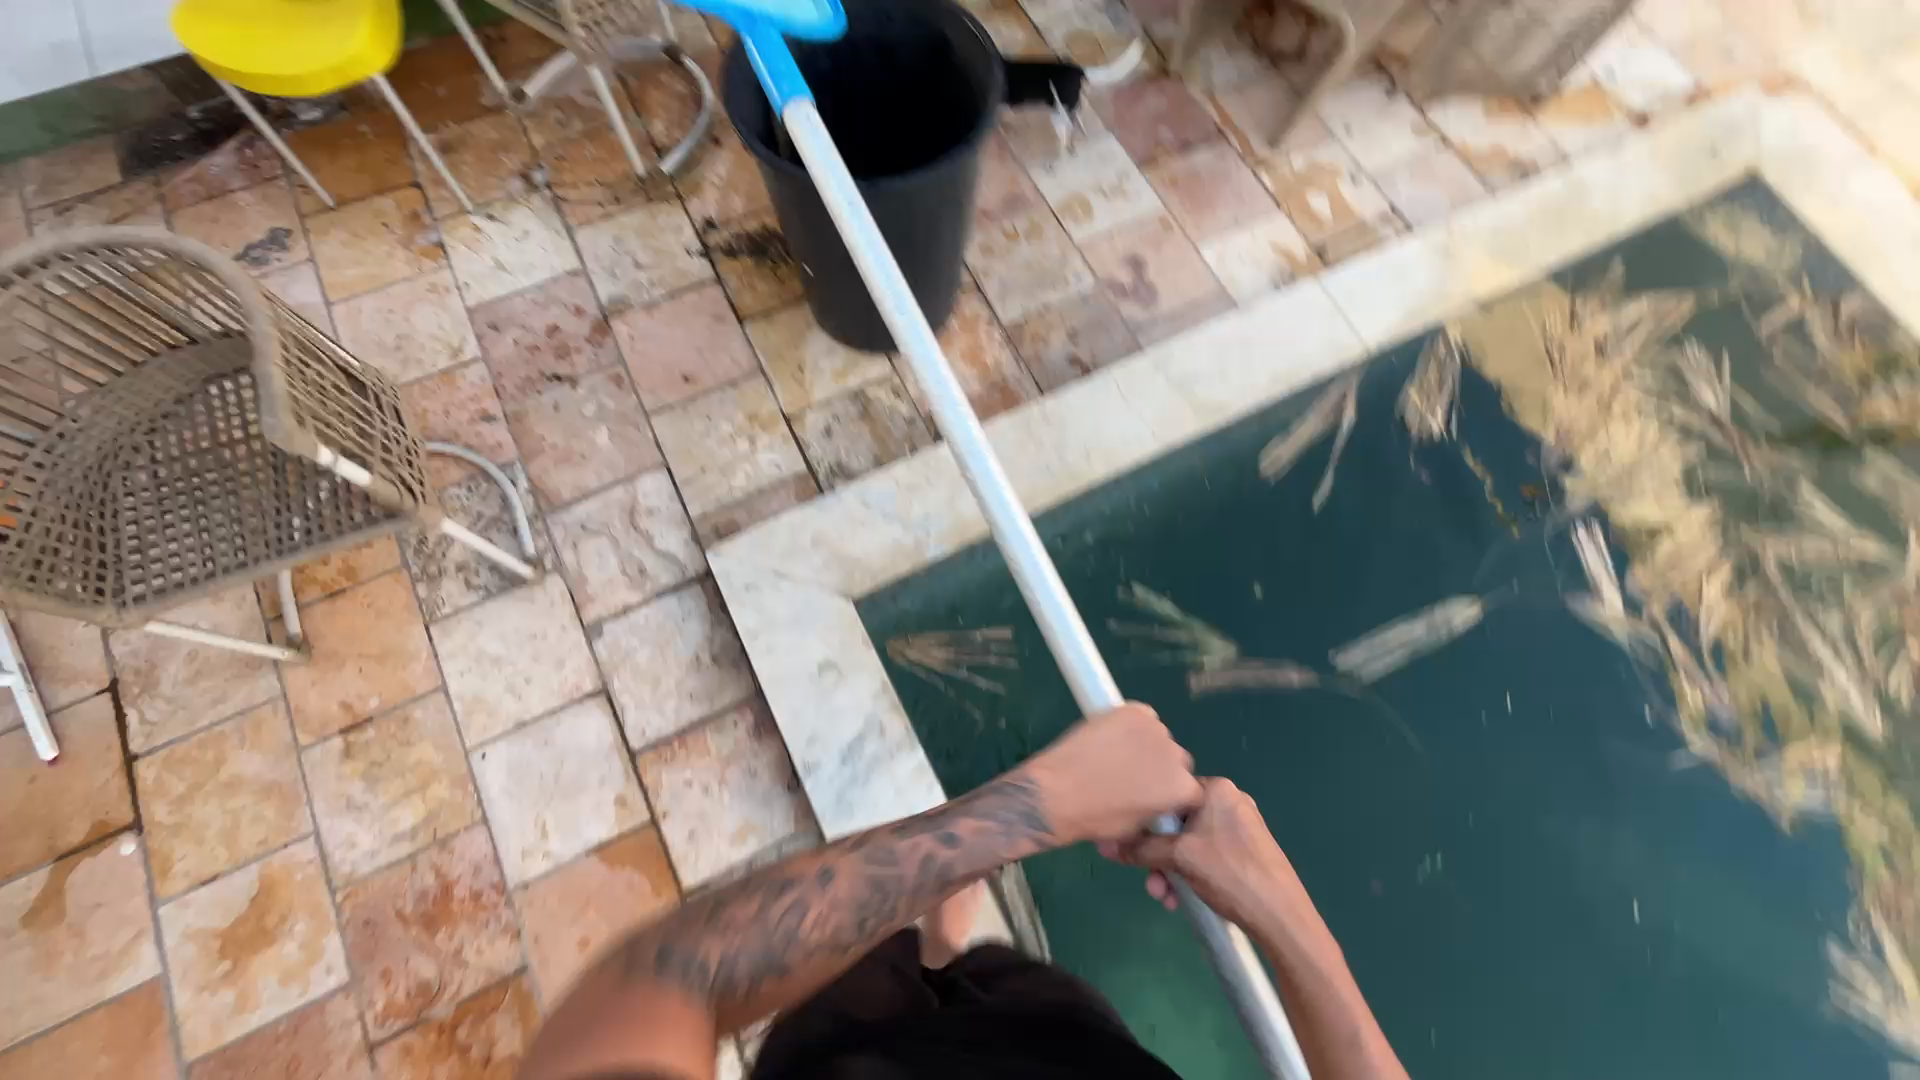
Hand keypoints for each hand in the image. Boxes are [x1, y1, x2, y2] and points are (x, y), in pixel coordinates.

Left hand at [1014, 702, 1201, 844]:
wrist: (1058, 792)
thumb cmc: (1096, 818)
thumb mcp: (1138, 830)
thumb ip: (1158, 812)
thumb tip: (1158, 803)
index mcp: (1182, 789)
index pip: (1192, 790)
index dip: (1172, 795)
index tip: (1153, 796)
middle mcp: (1176, 756)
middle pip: (1178, 760)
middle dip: (1161, 769)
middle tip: (1132, 776)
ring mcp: (1154, 730)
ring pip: (1158, 737)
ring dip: (1146, 745)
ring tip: (1116, 755)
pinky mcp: (1132, 710)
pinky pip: (1143, 715)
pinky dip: (1133, 723)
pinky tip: (1113, 735)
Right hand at [1100, 777, 1328, 949]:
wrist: (1283, 919)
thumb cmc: (1230, 874)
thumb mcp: (1179, 858)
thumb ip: (1140, 849)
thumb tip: (1105, 846)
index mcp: (1216, 789)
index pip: (1167, 794)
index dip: (1145, 822)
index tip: (1132, 848)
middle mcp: (1229, 800)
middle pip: (1177, 823)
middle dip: (1158, 856)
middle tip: (1152, 884)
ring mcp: (1241, 826)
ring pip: (1191, 843)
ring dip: (1172, 870)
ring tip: (1166, 899)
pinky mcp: (1248, 851)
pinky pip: (1207, 854)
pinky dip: (1192, 873)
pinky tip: (1184, 898)